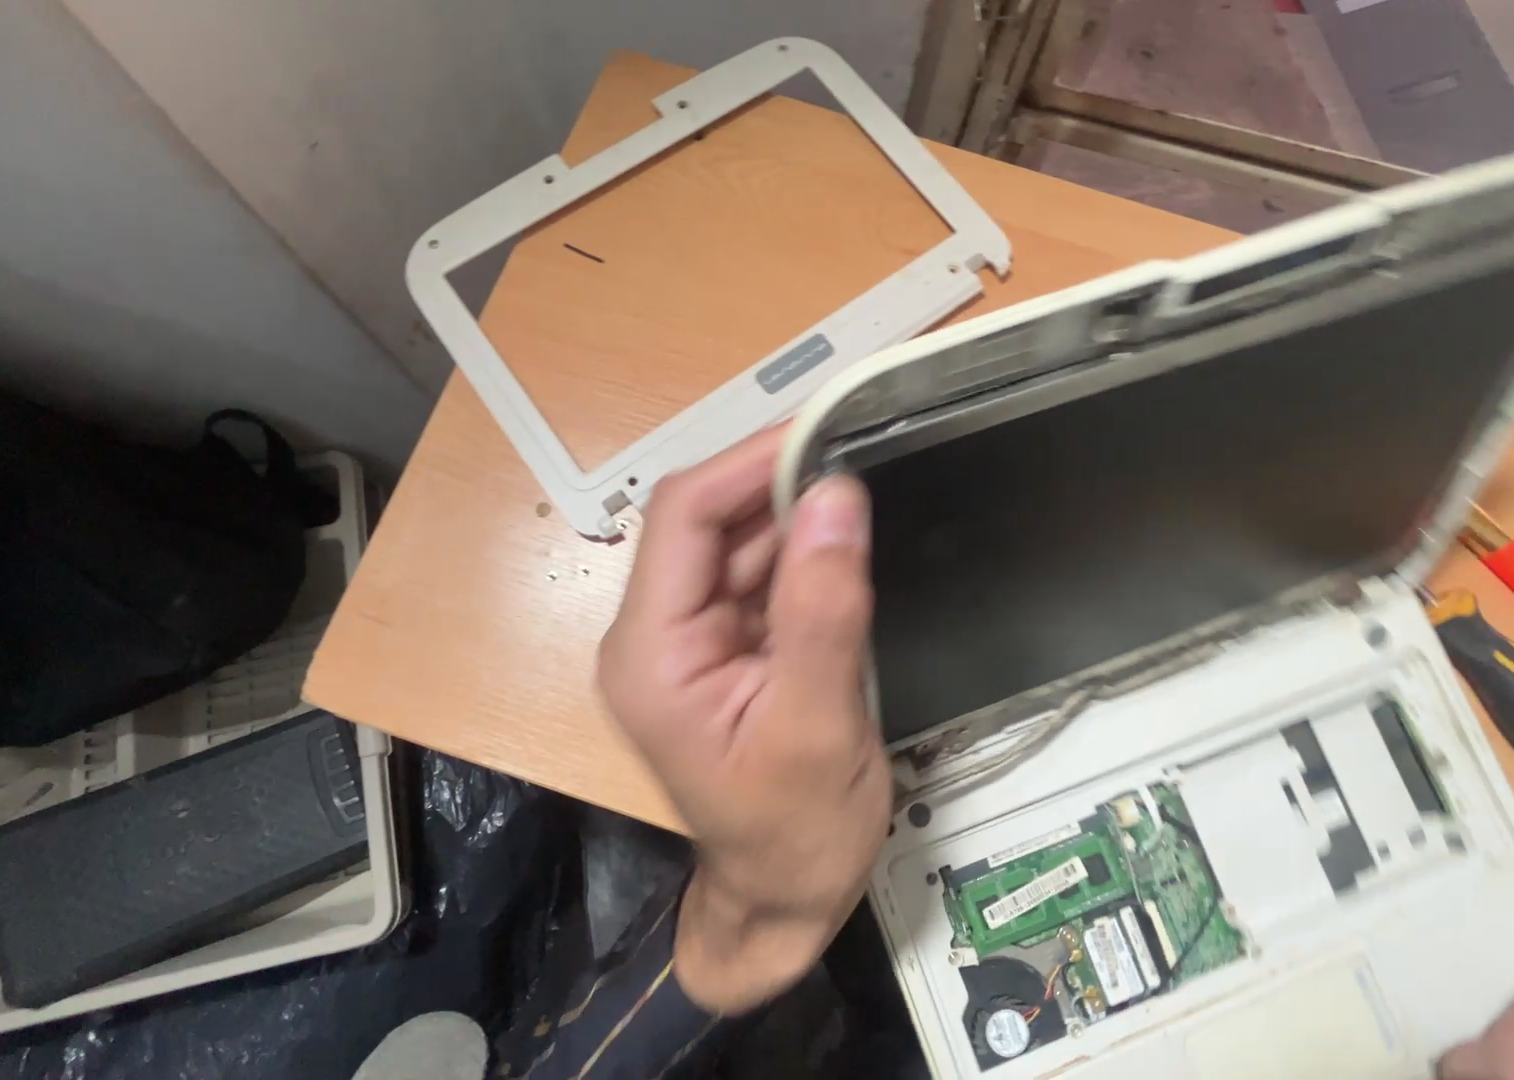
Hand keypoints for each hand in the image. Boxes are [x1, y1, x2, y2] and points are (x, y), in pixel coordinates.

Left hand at [598, 429, 890, 1014]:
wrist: (787, 896)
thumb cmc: (795, 837)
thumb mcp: (816, 730)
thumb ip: (823, 611)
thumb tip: (836, 496)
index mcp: (651, 652)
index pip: (683, 519)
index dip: (748, 463)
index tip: (823, 430)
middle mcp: (657, 631)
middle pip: (709, 522)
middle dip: (779, 485)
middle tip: (857, 449)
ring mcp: (692, 636)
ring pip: (740, 542)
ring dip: (797, 516)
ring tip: (862, 491)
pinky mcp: (728, 644)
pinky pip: (763, 576)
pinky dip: (804, 553)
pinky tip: (845, 540)